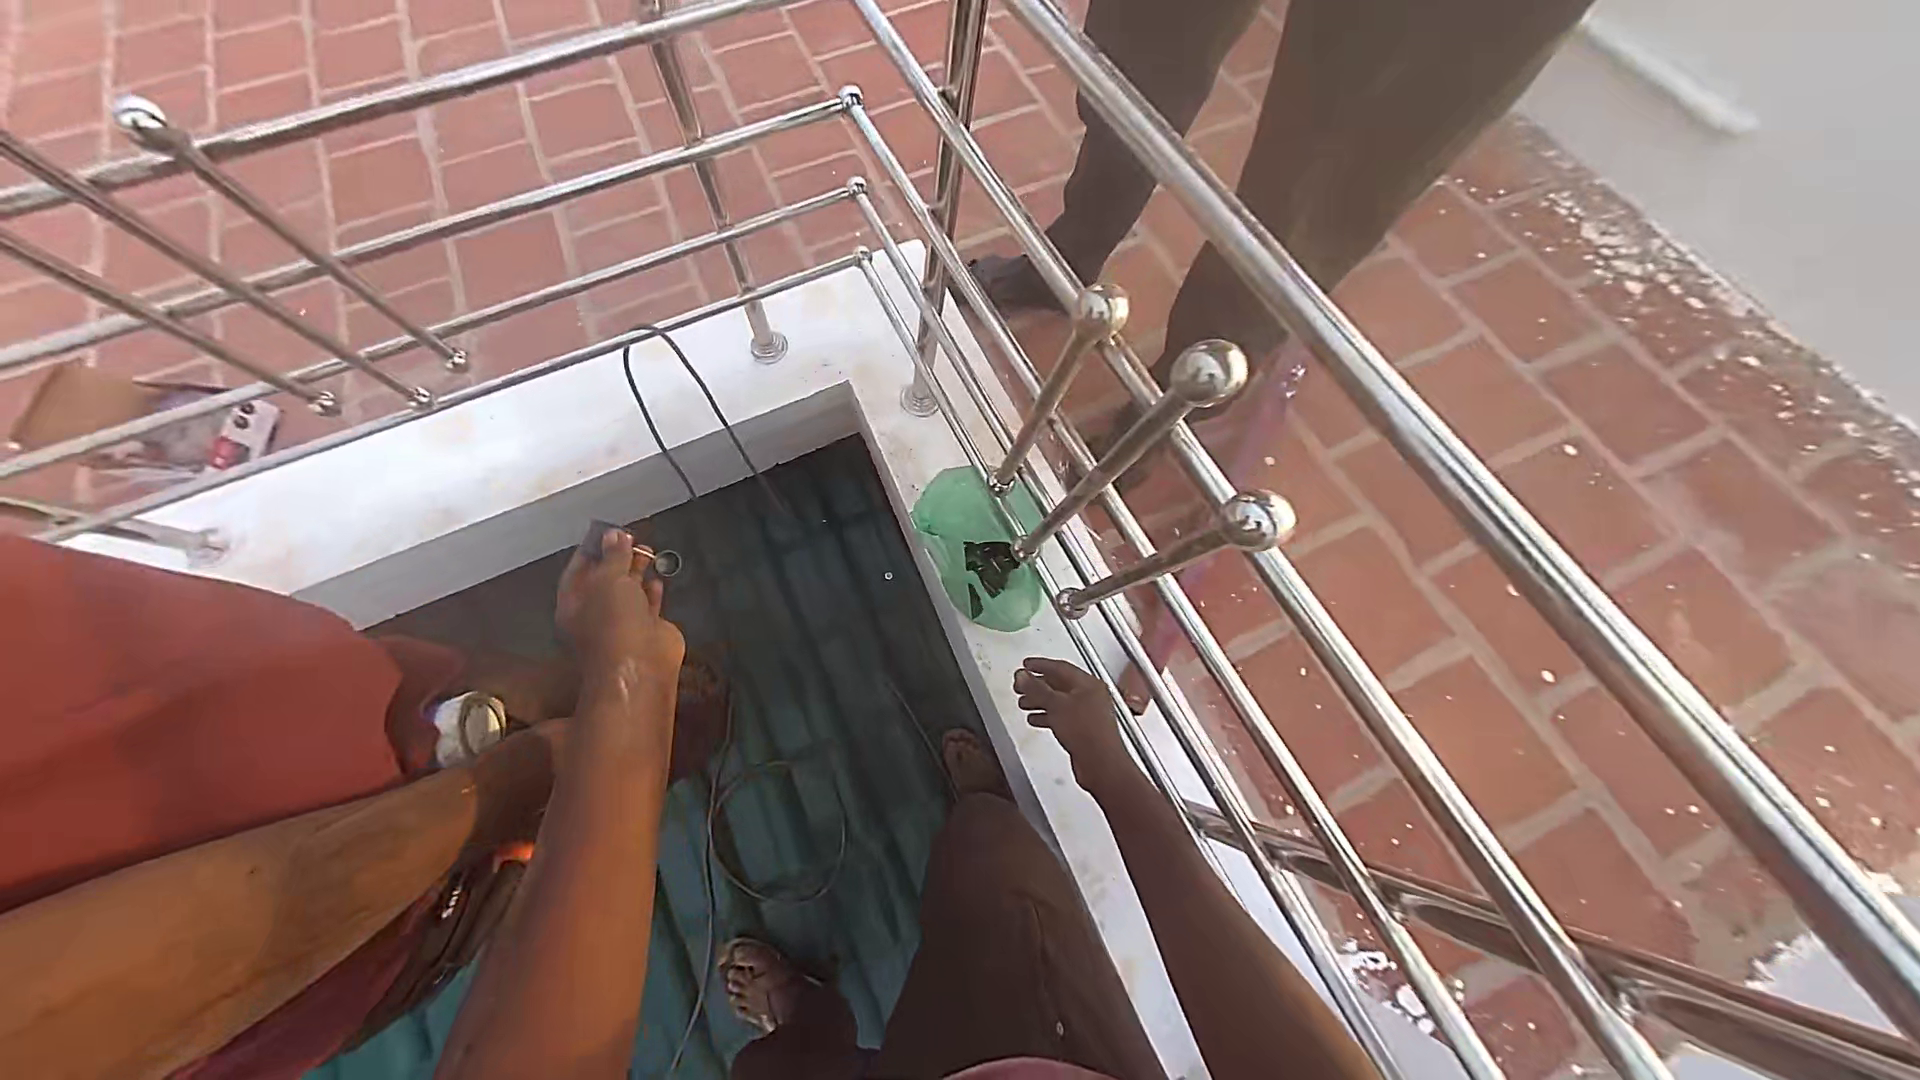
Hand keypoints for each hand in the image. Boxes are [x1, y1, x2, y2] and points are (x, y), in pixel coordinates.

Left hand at [555, 527, 684, 692]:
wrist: (641, 664)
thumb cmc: (615, 623)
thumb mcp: (609, 581)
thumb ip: (613, 557)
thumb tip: (614, 535)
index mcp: (574, 602)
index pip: (579, 568)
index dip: (592, 548)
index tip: (607, 530)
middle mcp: (595, 612)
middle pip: (605, 578)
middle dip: (617, 558)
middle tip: (632, 537)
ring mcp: (622, 621)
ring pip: (628, 590)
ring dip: (637, 571)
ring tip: (648, 551)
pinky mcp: (647, 628)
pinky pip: (648, 603)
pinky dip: (652, 590)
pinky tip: (656, 578)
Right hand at [1015, 657, 1135, 794]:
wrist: (1101, 765)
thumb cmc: (1088, 733)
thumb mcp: (1056, 705)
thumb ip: (1037, 689)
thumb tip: (1023, 676)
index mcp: (1088, 684)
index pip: (1060, 667)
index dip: (1041, 664)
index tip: (1027, 664)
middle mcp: (1091, 696)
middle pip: (1059, 684)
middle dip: (1038, 684)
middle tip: (1021, 683)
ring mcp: (1088, 713)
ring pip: (1059, 702)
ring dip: (1040, 701)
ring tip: (1024, 702)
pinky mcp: (1084, 730)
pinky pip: (1062, 717)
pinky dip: (1047, 716)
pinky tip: (1036, 719)